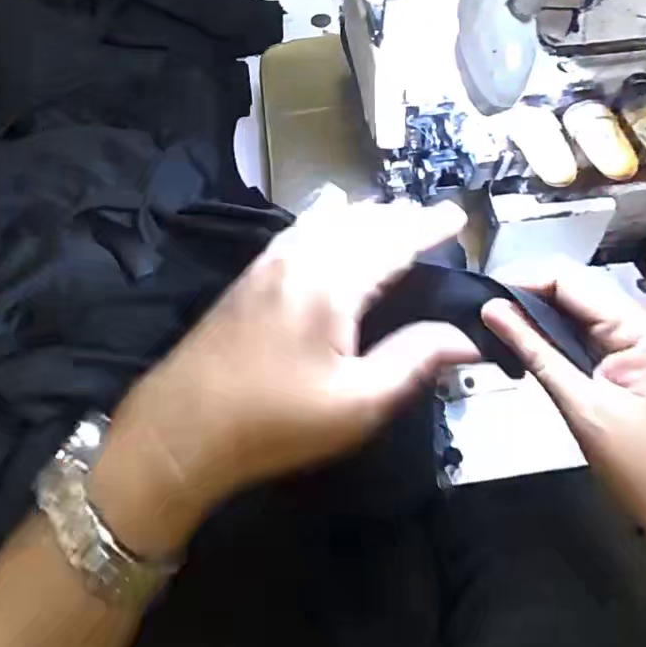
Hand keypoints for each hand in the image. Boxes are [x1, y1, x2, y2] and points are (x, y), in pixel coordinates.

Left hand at [88, 198, 479, 552]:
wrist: (177, 431)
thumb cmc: (275, 422)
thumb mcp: (357, 403)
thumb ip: (416, 360)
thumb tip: (467, 336)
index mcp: (334, 282)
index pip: (394, 239)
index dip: (429, 226)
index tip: (459, 215)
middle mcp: (303, 257)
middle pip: (363, 221)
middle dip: (402, 215)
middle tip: (433, 219)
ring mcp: (272, 261)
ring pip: (331, 219)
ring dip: (369, 215)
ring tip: (394, 219)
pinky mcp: (252, 274)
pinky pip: (304, 227)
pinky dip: (334, 220)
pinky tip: (335, 227)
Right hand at [481, 265, 645, 559]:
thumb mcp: (587, 411)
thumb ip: (538, 353)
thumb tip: (493, 309)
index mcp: (637, 323)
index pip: (566, 276)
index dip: (519, 279)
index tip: (477, 296)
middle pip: (576, 291)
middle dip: (527, 298)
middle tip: (481, 317)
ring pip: (585, 316)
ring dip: (543, 321)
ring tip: (497, 332)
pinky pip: (599, 341)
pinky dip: (566, 343)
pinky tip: (537, 353)